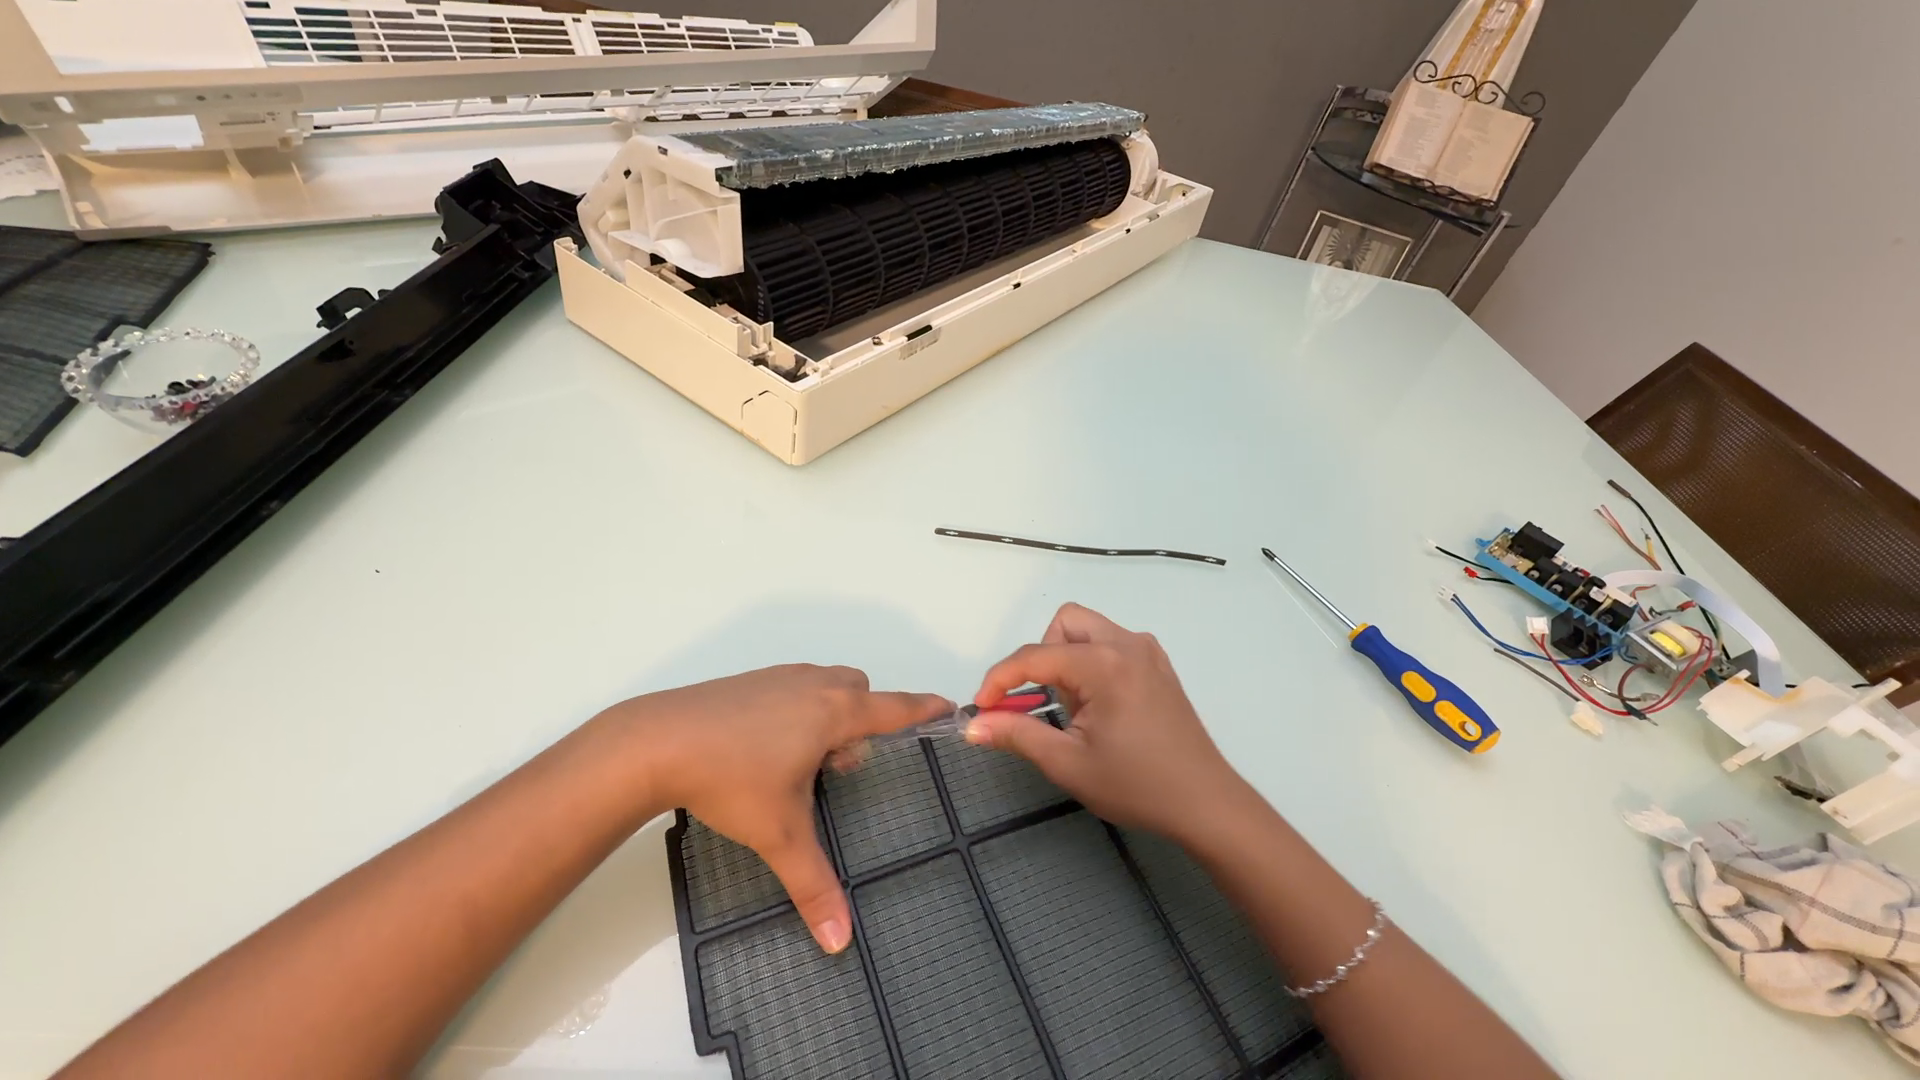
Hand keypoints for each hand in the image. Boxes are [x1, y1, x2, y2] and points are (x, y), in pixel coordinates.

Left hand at [600, 665, 948, 952]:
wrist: (655, 742)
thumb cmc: (730, 779)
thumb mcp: (779, 834)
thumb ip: (814, 885)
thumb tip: (841, 942)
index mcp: (833, 712)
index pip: (895, 707)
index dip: (924, 708)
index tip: (950, 707)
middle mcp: (813, 685)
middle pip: (860, 690)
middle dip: (866, 719)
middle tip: (844, 764)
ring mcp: (779, 677)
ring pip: (826, 685)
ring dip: (832, 712)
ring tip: (806, 759)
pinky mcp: (749, 681)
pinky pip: (795, 686)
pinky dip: (800, 708)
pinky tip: (768, 746)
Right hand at [966, 604, 1247, 845]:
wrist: (1205, 803)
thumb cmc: (1136, 785)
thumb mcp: (1067, 763)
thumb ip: (1016, 734)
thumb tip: (972, 725)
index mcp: (1105, 664)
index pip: (1034, 656)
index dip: (999, 680)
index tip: (981, 710)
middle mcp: (1127, 644)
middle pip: (1064, 624)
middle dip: (1040, 658)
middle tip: (1042, 703)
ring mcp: (1148, 651)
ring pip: (1088, 630)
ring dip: (1066, 660)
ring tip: (1074, 710)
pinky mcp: (1158, 666)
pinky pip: (1110, 645)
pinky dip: (1091, 664)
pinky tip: (1099, 708)